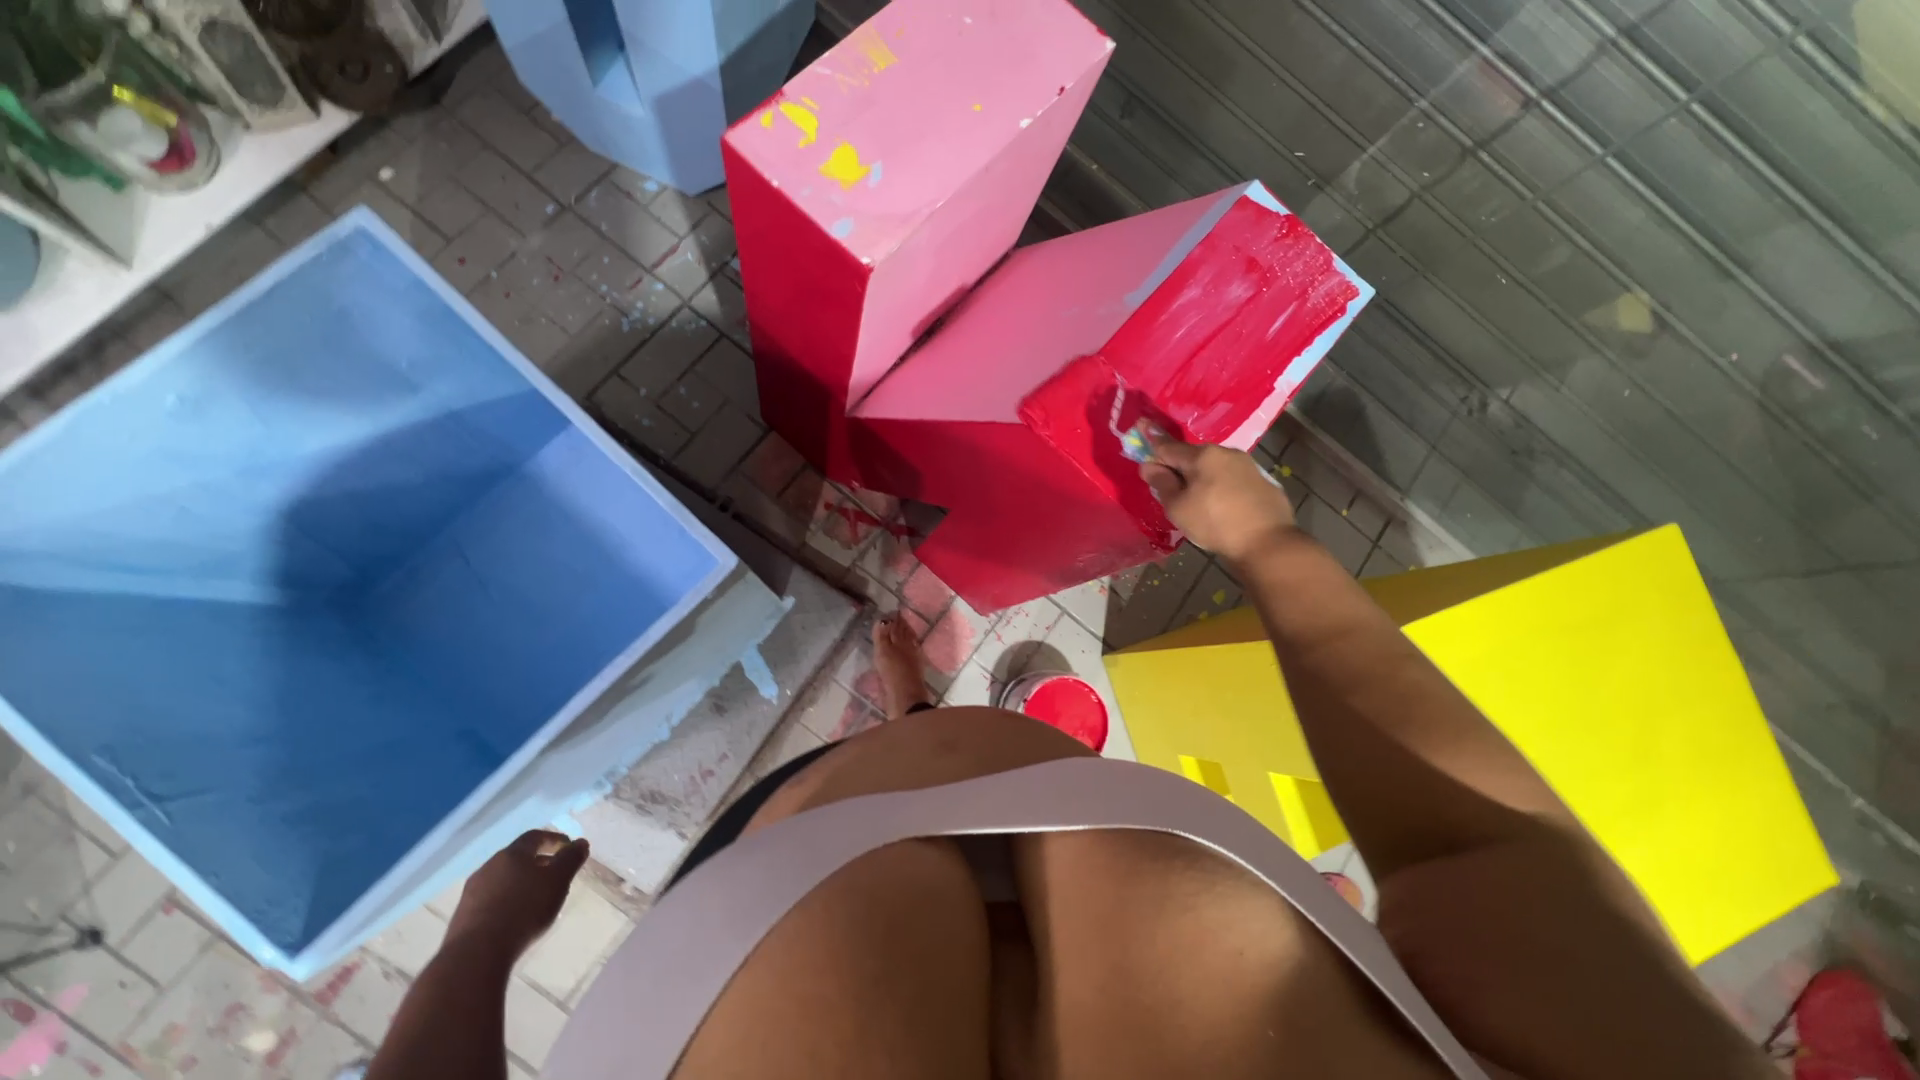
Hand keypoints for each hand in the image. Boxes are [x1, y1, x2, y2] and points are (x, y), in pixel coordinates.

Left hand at [444, 830, 589, 962]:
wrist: (477, 953)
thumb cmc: (524, 910)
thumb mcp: (557, 882)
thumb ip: (570, 860)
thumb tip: (581, 842)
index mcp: (512, 854)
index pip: (534, 837)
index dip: (553, 839)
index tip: (568, 847)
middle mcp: (489, 866)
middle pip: (517, 857)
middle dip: (538, 862)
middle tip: (555, 874)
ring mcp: (472, 891)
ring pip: (503, 878)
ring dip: (521, 882)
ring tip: (537, 898)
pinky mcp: (463, 914)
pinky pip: (491, 898)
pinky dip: (507, 900)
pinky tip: (515, 917)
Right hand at [1140, 433, 1297, 564]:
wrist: (1267, 542)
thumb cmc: (1214, 523)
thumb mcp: (1178, 508)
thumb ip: (1162, 483)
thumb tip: (1149, 466)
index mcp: (1202, 455)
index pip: (1168, 447)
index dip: (1153, 449)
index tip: (1143, 444)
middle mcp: (1226, 453)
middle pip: (1193, 457)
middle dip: (1180, 469)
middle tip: (1171, 491)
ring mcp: (1248, 466)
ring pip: (1215, 468)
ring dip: (1203, 479)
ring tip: (1198, 502)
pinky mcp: (1263, 481)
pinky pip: (1233, 480)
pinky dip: (1222, 488)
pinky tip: (1223, 507)